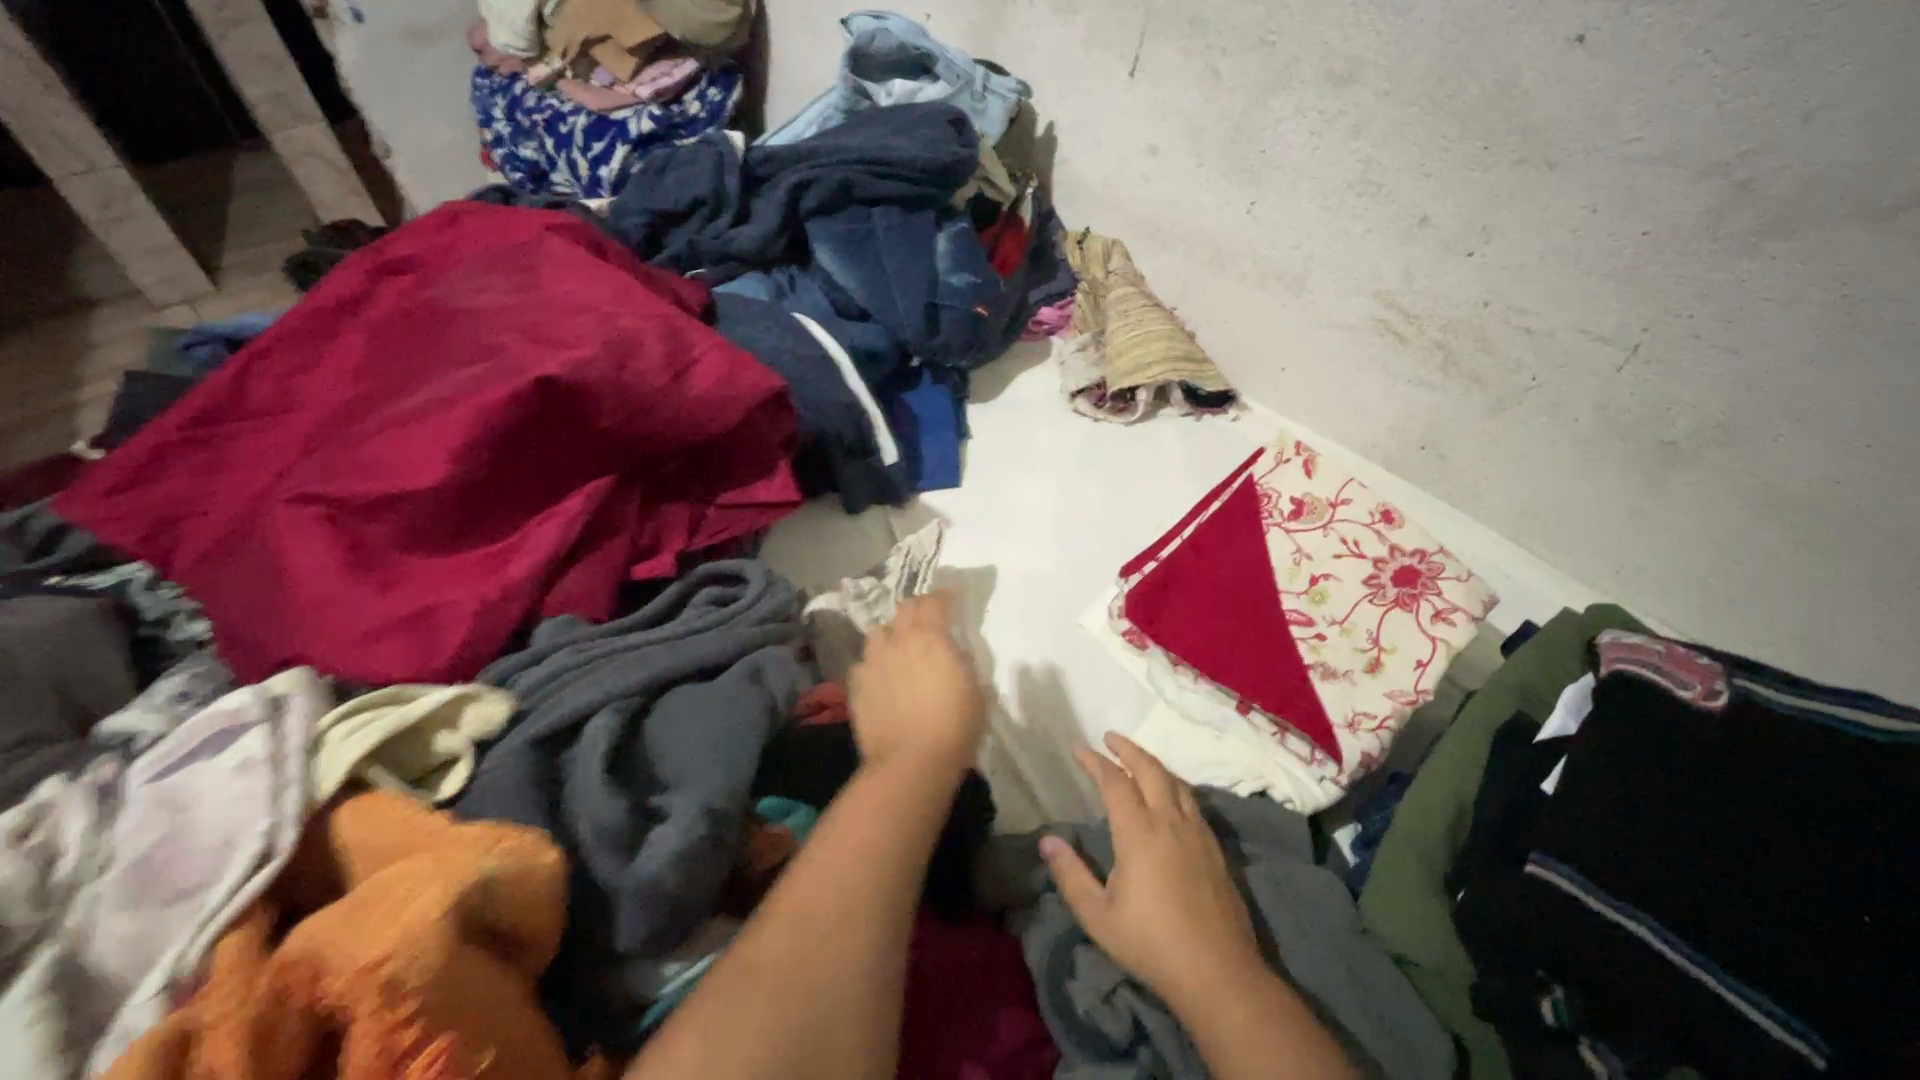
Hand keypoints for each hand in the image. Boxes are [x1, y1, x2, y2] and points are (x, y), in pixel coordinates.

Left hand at [847, 591, 985, 777]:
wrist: (910, 763)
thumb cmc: (954, 728)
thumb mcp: (978, 693)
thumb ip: (965, 665)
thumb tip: (955, 656)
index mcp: (931, 638)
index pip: (933, 601)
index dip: (943, 596)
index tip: (951, 599)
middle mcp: (897, 641)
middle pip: (903, 609)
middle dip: (917, 608)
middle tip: (928, 617)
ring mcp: (872, 662)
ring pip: (878, 633)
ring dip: (892, 633)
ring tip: (899, 646)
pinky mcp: (856, 685)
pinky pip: (864, 663)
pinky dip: (875, 664)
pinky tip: (882, 677)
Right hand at [1041, 733, 1264, 1004]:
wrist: (1217, 971)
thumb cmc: (1150, 943)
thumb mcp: (1098, 915)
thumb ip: (1071, 875)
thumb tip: (1048, 841)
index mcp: (1138, 833)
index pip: (1115, 782)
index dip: (1096, 762)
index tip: (1079, 749)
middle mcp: (1170, 823)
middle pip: (1151, 770)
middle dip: (1128, 749)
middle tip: (1110, 738)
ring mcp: (1198, 834)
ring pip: (1176, 783)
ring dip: (1154, 764)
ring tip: (1137, 760)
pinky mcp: (1215, 849)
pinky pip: (1192, 802)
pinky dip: (1175, 786)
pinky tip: (1171, 797)